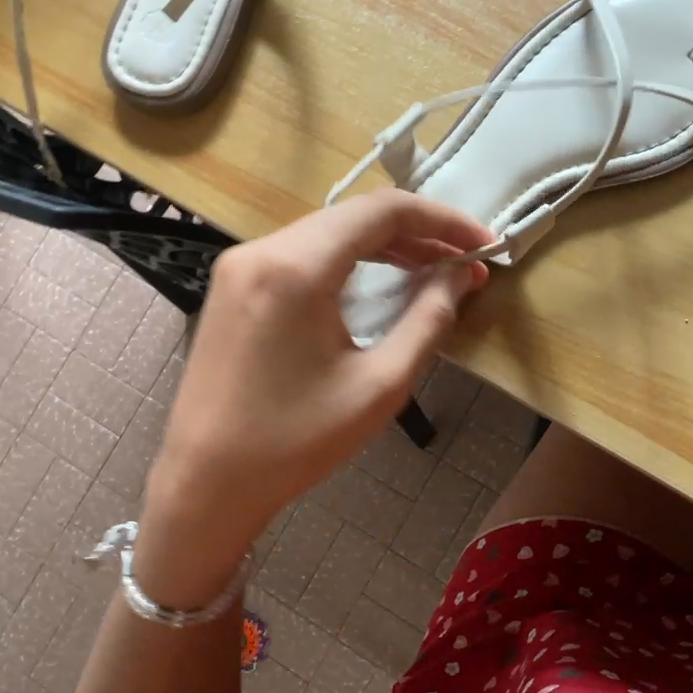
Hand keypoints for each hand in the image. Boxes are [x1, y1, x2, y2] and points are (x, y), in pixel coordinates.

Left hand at [151, 189, 493, 548]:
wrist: (207, 480)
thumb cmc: (297, 441)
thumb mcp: (380, 385)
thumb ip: (428, 320)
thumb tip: (460, 276)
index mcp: (296, 268)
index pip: (383, 211)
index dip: (443, 221)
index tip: (484, 245)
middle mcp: (262, 250)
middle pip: (354, 217)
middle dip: (418, 234)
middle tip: (465, 265)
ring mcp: (240, 267)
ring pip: (327, 234)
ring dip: (384, 247)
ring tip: (432, 273)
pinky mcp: (232, 288)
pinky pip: (301, 255)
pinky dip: (348, 263)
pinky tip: (377, 286)